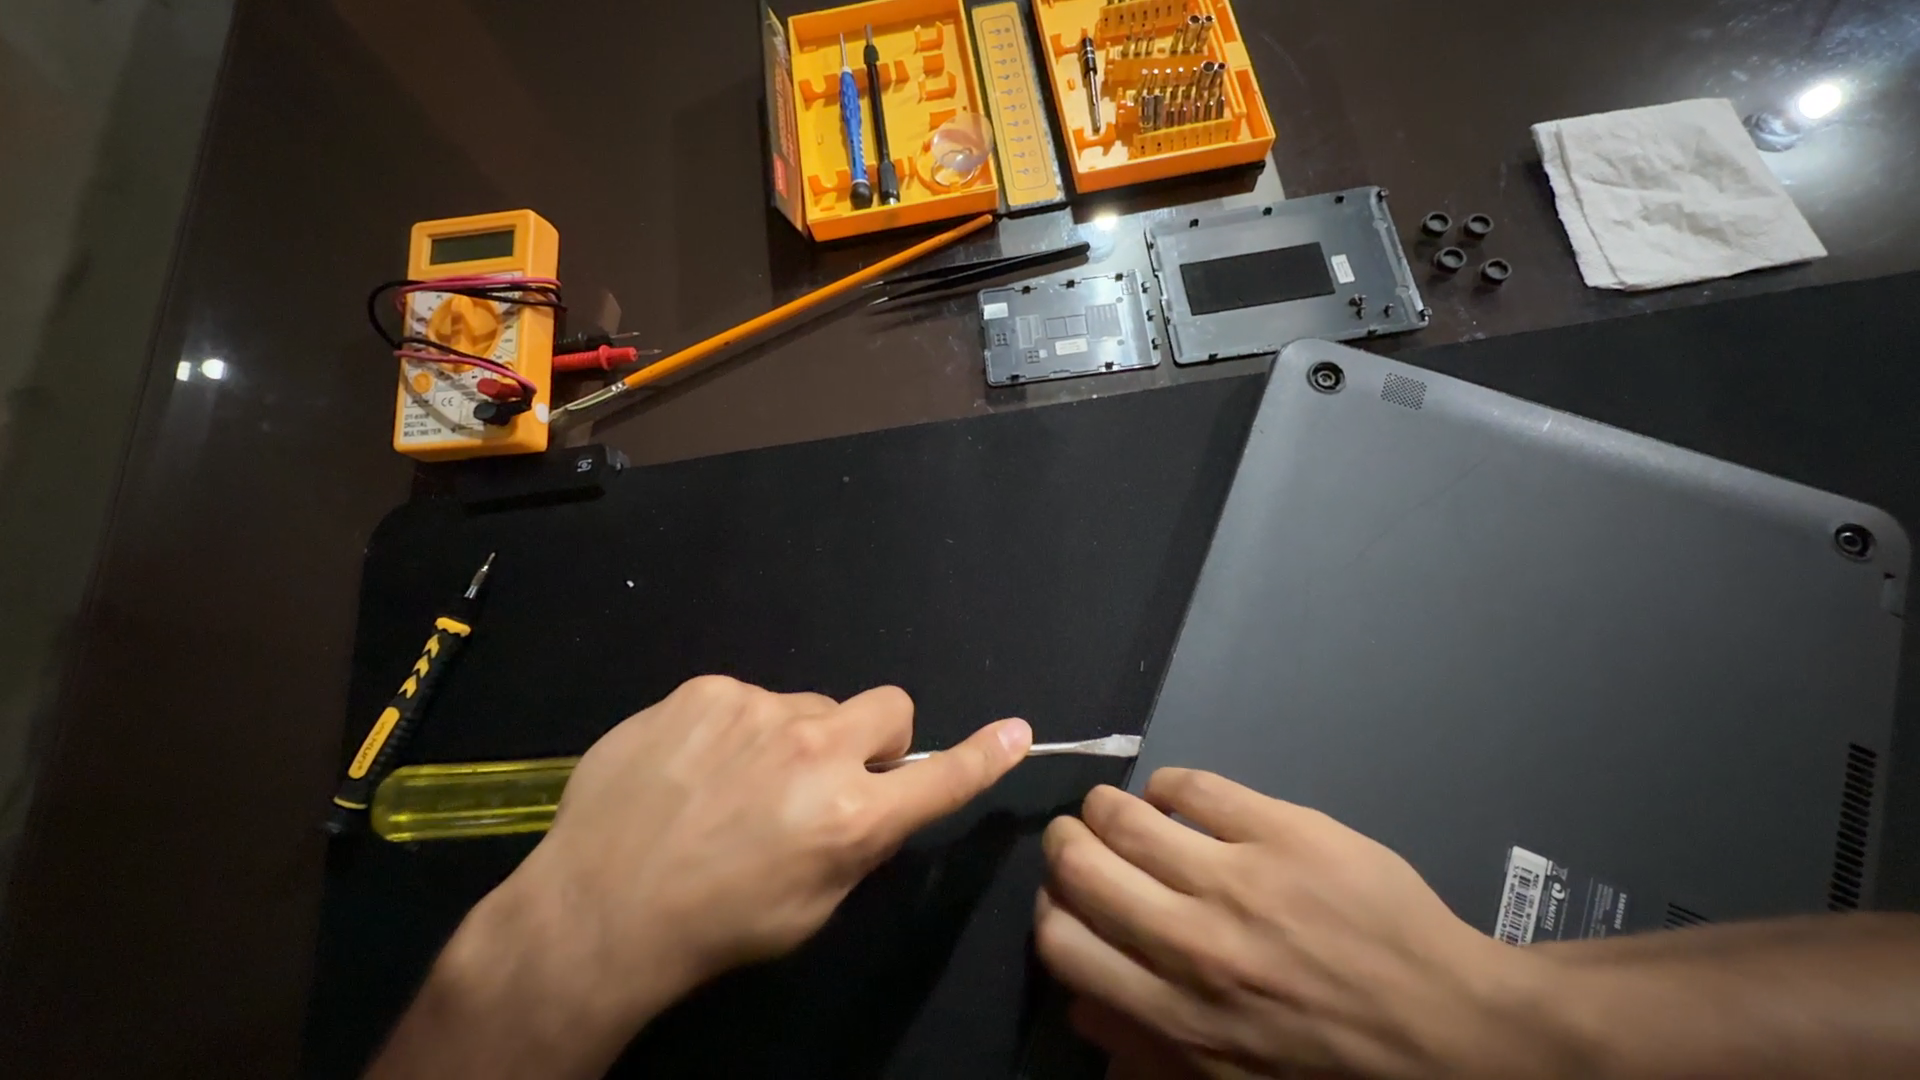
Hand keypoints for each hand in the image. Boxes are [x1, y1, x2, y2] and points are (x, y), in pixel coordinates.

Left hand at [518, 676, 1028, 1011]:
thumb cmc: (716, 926)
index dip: (985, 756)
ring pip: (811, 707)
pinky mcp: (706, 690)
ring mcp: (758, 710)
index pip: (940, 779)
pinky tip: (695, 765)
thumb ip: (860, 841)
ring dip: (795, 738)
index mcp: (849, 818)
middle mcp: (815, 751)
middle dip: (874, 740)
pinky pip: (749, 700)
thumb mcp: (811, 906)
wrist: (597, 910)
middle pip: (889, 708)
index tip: (1016, 732)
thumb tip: (882, 798)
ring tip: (736, 783)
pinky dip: (738, 727)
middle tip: (829, 776)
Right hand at [1035, 769, 1555, 1079]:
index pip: (1061, 942)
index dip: (1049, 906)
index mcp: (1176, 1014)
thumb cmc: (1335, 1065)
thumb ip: (1147, 1047)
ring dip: (1106, 807)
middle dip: (1064, 842)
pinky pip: (1187, 784)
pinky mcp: (1282, 830)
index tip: (1066, 896)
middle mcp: (1193, 944)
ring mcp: (1239, 880)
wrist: (1454, 1030)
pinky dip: (1166, 785)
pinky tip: (1177, 800)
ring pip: (1123, 815)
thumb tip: (1078, 1001)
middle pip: (1078, 865)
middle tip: (1081, 839)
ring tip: (1120, 812)